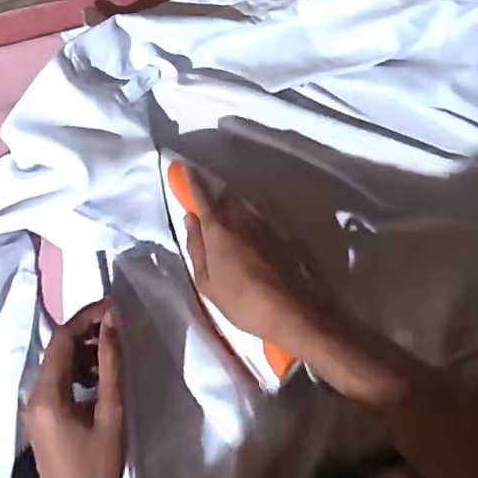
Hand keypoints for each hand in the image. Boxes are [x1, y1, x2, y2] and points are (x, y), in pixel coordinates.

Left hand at [25, 299, 124, 477]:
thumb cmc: (96, 469)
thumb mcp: (110, 415)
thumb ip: (110, 364)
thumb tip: (112, 320)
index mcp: (45, 393)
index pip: (62, 338)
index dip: (86, 316)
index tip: (112, 306)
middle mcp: (34, 396)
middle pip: (58, 349)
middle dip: (86, 331)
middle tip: (115, 325)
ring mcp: (36, 408)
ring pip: (59, 364)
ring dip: (84, 352)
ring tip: (112, 351)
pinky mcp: (43, 419)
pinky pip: (58, 382)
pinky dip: (79, 371)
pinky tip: (100, 378)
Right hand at [181, 168, 412, 407]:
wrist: (290, 311)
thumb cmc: (240, 300)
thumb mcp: (206, 282)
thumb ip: (196, 247)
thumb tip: (190, 219)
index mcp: (218, 228)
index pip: (201, 195)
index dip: (192, 180)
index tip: (187, 167)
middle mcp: (240, 217)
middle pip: (226, 197)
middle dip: (217, 200)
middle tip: (212, 216)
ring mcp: (263, 224)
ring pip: (244, 207)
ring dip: (236, 210)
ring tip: (235, 232)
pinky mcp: (281, 234)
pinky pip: (261, 218)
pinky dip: (253, 222)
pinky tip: (255, 242)